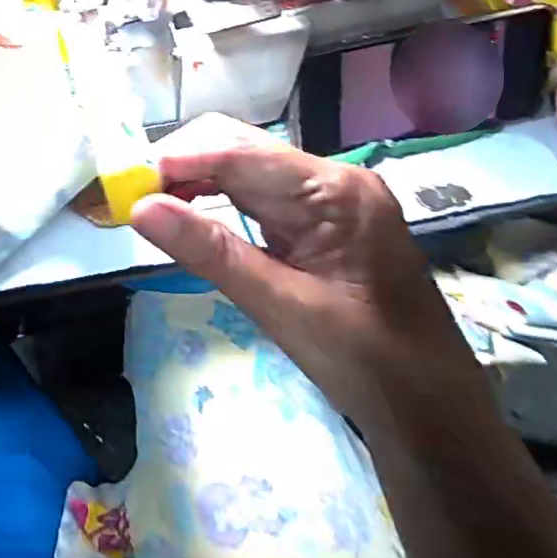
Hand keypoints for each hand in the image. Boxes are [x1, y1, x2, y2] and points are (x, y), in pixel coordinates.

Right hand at [128, 114, 481, 426]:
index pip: (238, 154)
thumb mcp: (278, 306)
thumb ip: (208, 251)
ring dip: (193, 179)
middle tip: (132, 196)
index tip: (124, 182)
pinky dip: (216, 197)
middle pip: (240, 147)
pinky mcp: (320, 217)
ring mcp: (329, 196)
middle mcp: (332, 178)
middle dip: (180, 164)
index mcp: (334, 191)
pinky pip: (257, 191)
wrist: (431, 410)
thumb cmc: (364, 362)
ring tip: (150, 204)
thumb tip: (139, 209)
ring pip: (243, 165)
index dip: (176, 162)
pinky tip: (188, 212)